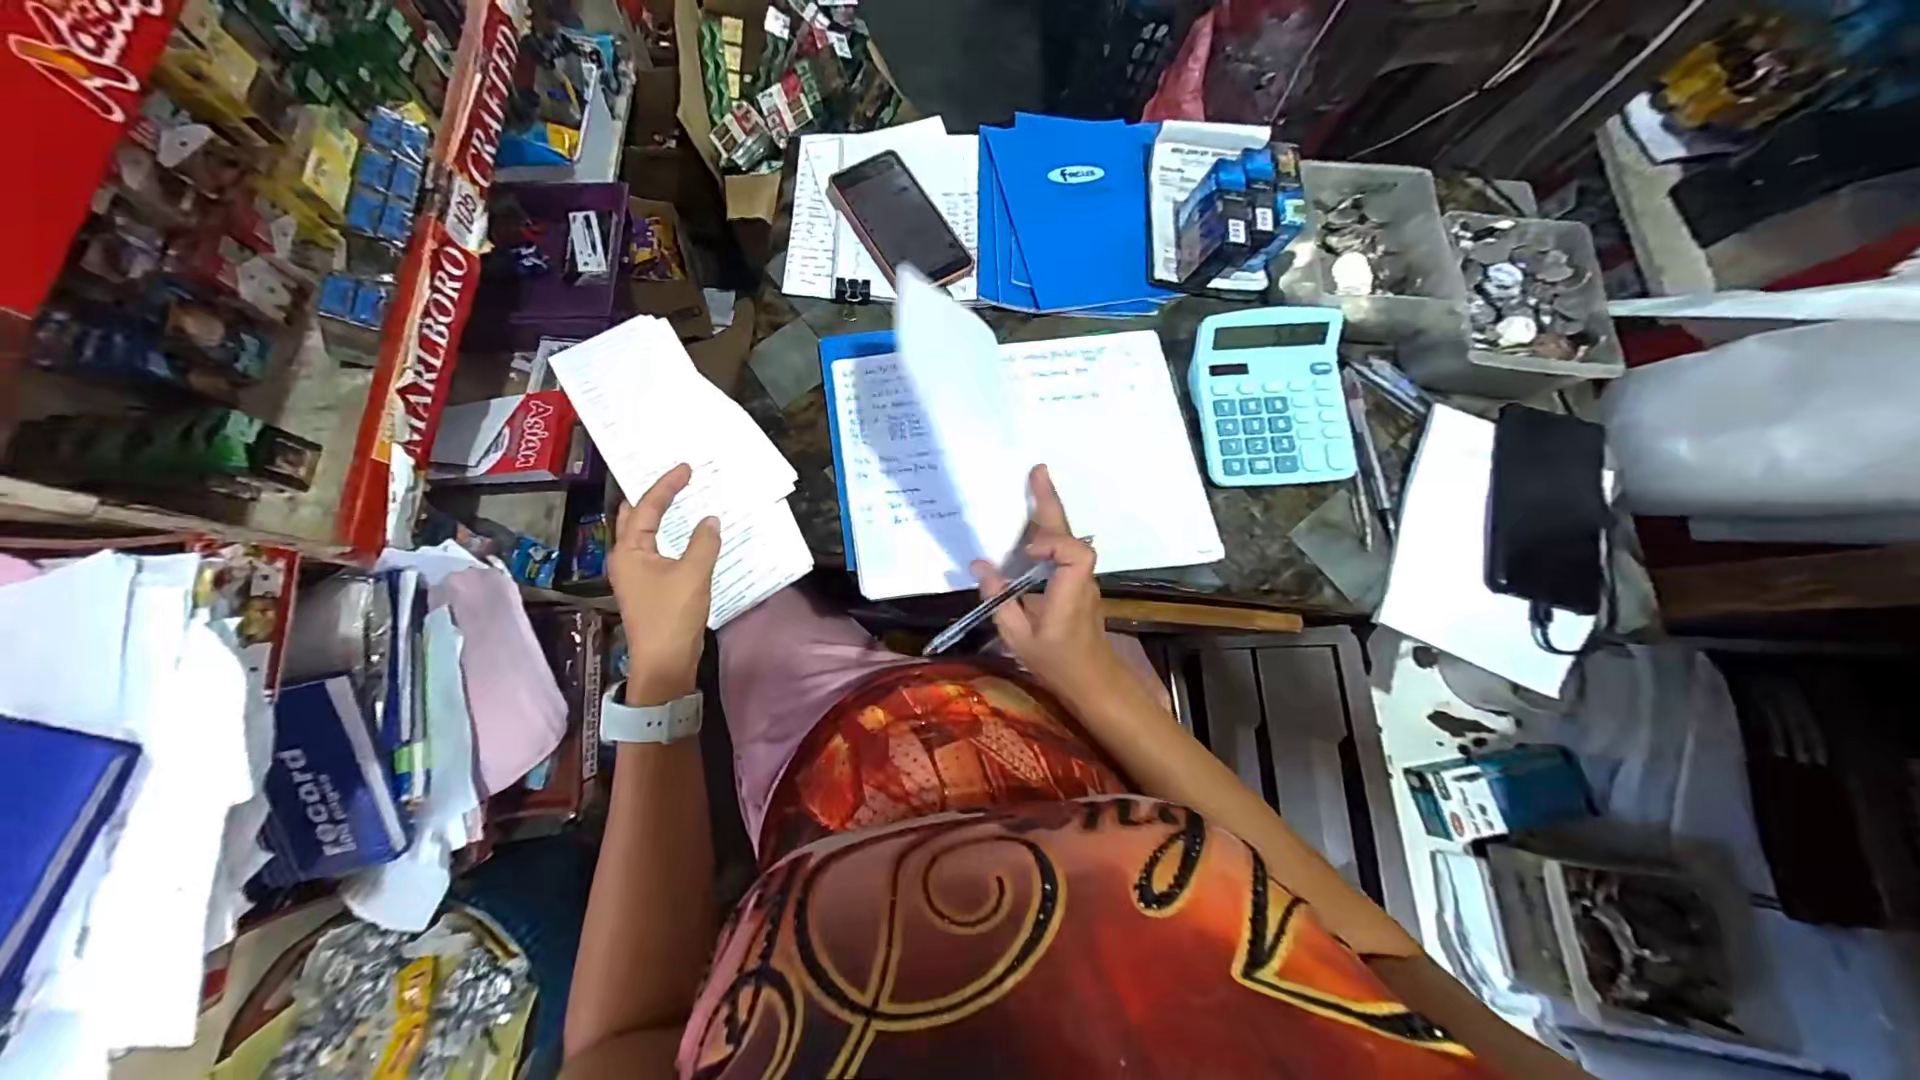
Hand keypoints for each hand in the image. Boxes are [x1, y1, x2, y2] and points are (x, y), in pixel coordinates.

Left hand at [608, 464, 720, 704]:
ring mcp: (636, 574)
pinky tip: (689, 535)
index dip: (667, 486)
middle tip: (674, 479)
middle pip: (635, 518)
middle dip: (654, 497)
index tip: (686, 468)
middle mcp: (626, 558)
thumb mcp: (694, 574)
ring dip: (663, 518)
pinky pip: (659, 551)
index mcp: (628, 550)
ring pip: (646, 535)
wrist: (666, 661)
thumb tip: (710, 519)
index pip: (646, 508)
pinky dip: (672, 537)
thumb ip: (704, 542)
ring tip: (682, 500)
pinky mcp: (649, 586)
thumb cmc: (673, 614)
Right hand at [971, 465, 1128, 704]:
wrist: (1092, 678)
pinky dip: (1049, 532)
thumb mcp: (1018, 639)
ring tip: (1032, 485)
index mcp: (1069, 595)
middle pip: (1072, 535)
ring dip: (1050, 512)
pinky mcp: (1078, 581)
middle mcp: (1081, 581)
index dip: (1054, 543)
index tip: (1027, 552)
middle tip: (1037, 472)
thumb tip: (980, 565)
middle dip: (1052, 503)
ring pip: (1070, 539)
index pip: (1077, 554)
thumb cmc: (1056, 663)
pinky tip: (1031, 525)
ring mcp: (1083, 579)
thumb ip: (1000, 602)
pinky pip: (1065, 549)